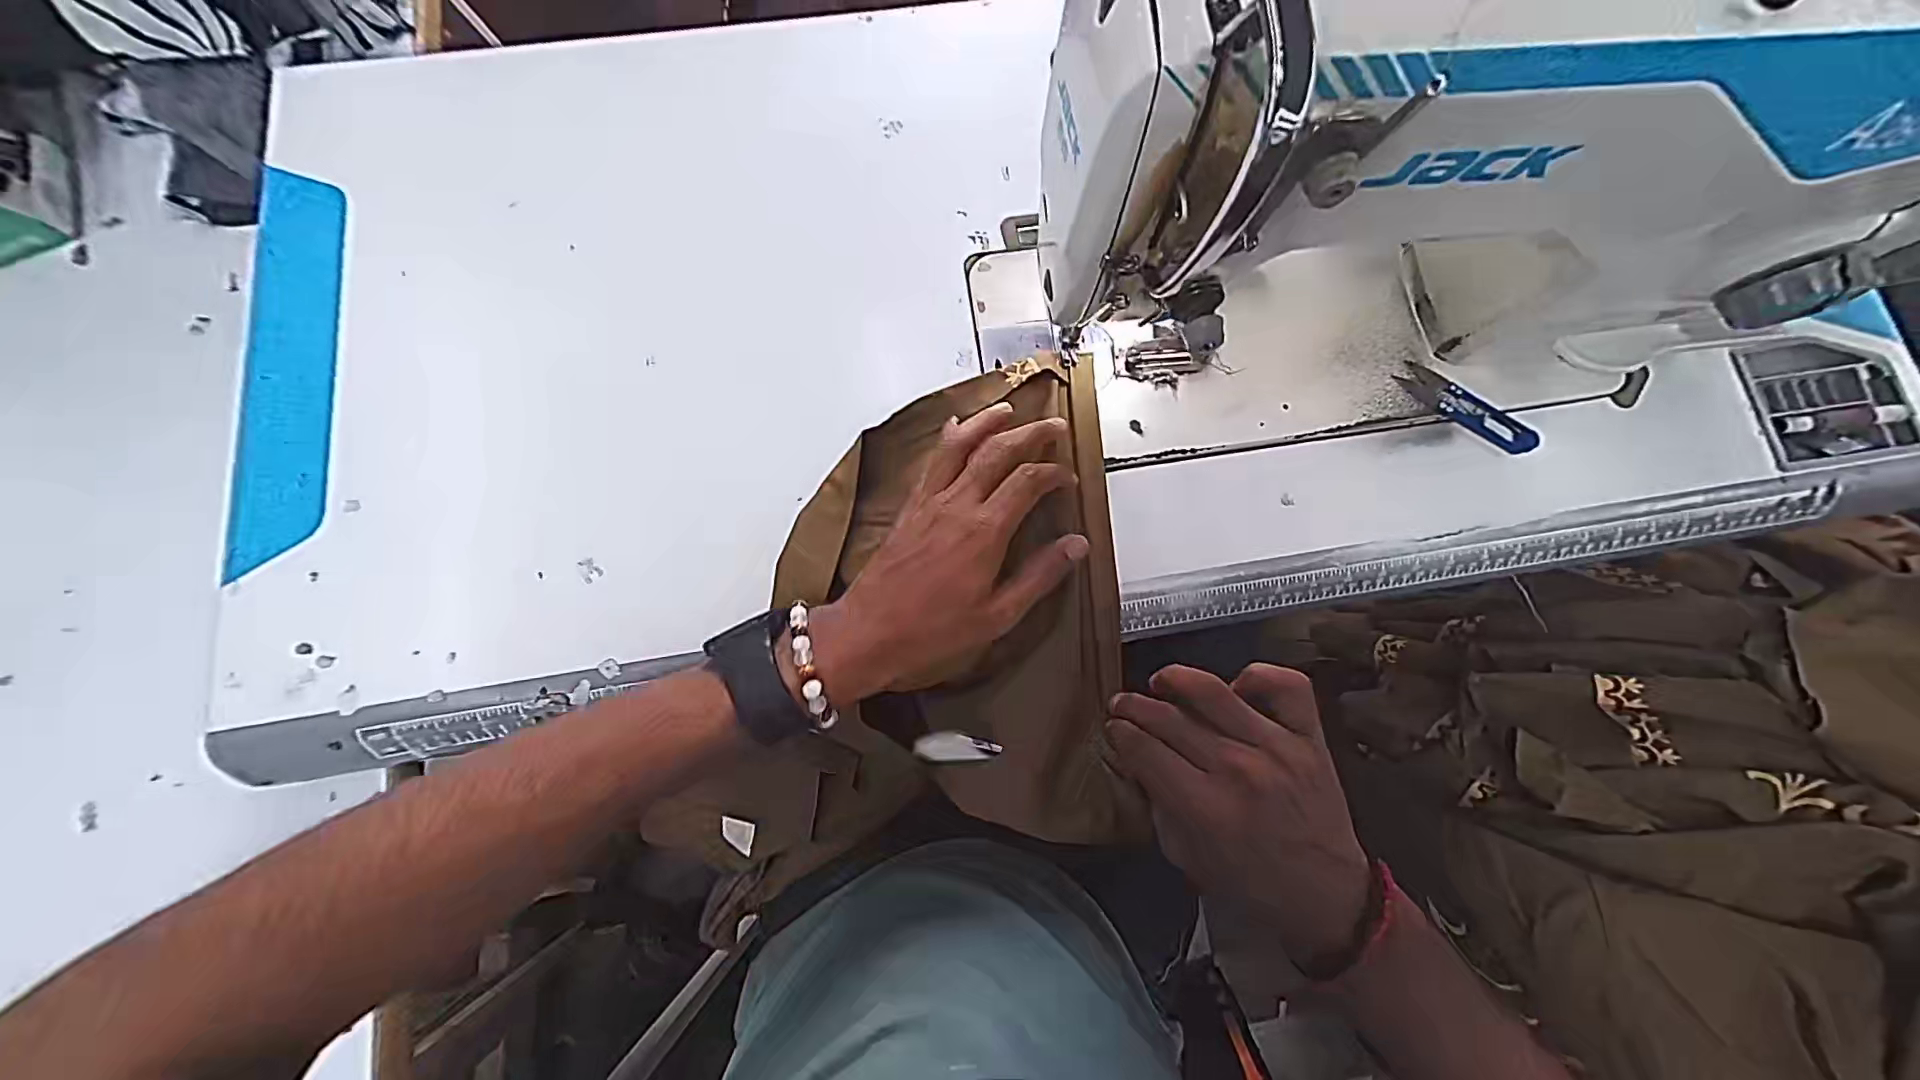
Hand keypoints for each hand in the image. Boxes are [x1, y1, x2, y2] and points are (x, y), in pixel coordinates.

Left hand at [807, 402, 1088, 702]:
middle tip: (1052, 427)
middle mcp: (956, 508)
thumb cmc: (929, 629)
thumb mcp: (998, 615)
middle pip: (998, 452)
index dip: (1053, 473)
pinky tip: (953, 431)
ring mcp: (929, 504)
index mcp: (983, 532)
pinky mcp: (910, 509)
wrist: (870, 631)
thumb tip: (1073, 548)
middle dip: (1031, 433)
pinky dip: (948, 440)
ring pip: (961, 446)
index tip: (1066, 478)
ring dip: (987, 424)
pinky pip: (932, 462)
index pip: (1028, 482)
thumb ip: (1039, 576)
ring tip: (1006, 411)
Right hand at [1109, 664, 1370, 964]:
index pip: (1144, 749)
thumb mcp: (1185, 856)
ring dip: (1174, 679)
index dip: (1119, 733)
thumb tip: (1136, 759)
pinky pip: (1283, 686)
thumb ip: (1156, 804)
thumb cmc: (1251, 883)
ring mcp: (1277, 749)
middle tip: (1122, 704)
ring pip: (1212, 691)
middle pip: (1168, 717)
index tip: (1114, 728)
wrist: (1327, 897)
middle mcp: (1239, 771)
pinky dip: (1255, 676)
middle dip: (1133, 707)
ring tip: (1160, 683)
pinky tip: (1234, 688)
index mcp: (1206, 809)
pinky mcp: (1309, 738)